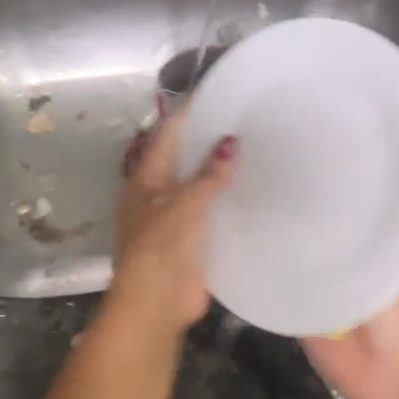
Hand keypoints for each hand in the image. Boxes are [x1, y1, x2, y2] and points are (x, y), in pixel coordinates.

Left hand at [107, 107, 237, 334]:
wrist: (155, 304)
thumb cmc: (162, 246)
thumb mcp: (186, 203)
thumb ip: (209, 174)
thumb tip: (230, 141)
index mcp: (146, 177)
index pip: (168, 134)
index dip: (189, 114)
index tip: (216, 94)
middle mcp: (155, 192)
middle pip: (182, 159)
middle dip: (207, 142)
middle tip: (242, 120)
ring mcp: (171, 218)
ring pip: (196, 186)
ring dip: (217, 173)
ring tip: (252, 150)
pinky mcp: (189, 242)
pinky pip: (208, 213)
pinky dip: (224, 202)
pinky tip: (250, 192)